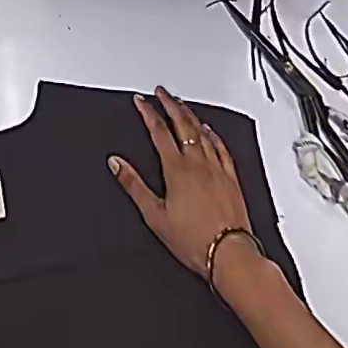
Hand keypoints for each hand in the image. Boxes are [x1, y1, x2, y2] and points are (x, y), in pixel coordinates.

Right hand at [110, 87, 256, 280]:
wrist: (230, 255)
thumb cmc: (194, 240)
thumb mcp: (154, 214)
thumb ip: (133, 185)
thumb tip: (116, 163)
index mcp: (177, 169)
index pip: (159, 131)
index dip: (148, 113)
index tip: (141, 101)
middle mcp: (198, 164)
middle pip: (182, 124)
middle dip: (170, 104)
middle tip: (162, 92)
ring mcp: (217, 170)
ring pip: (202, 132)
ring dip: (190, 114)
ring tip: (181, 104)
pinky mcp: (231, 179)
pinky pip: (222, 148)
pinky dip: (213, 135)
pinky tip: (209, 130)